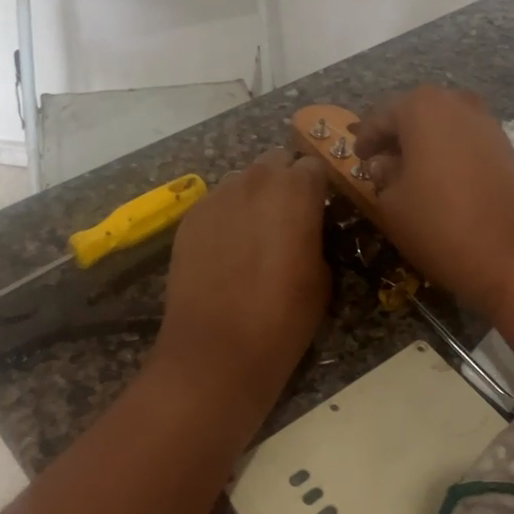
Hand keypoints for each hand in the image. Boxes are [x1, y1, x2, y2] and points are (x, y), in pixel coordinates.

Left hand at [154, 149, 330, 398]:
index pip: (315, 165)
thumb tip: (309, 228)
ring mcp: (218, 196)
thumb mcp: (323, 278)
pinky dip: (228, 215)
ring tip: (257, 233)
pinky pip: (218, 203)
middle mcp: (256, 181)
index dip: (320, 187)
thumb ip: (318, 237)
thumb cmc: (282, 318)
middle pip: (277, 161)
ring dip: (256, 195)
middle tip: (291, 217)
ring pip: (245, 179)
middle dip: (286, 181)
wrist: (215, 352)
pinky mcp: (191, 217)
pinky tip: (228, 250)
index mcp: (296, 190)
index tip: (322, 209)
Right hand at [352, 87, 513, 316]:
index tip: (356, 158)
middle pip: (415, 114)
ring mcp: (486, 122)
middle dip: (396, 136)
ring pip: (443, 125)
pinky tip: (439, 179)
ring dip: (424, 143)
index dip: (365, 139)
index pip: (381, 117)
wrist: (513, 257)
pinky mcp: (505, 145)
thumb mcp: (393, 203)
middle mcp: (456, 102)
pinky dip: (449, 152)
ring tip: (409, 173)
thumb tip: (382, 164)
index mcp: (421, 107)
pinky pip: (465, 139)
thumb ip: (382, 175)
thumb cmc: (440, 224)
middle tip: (379, 163)